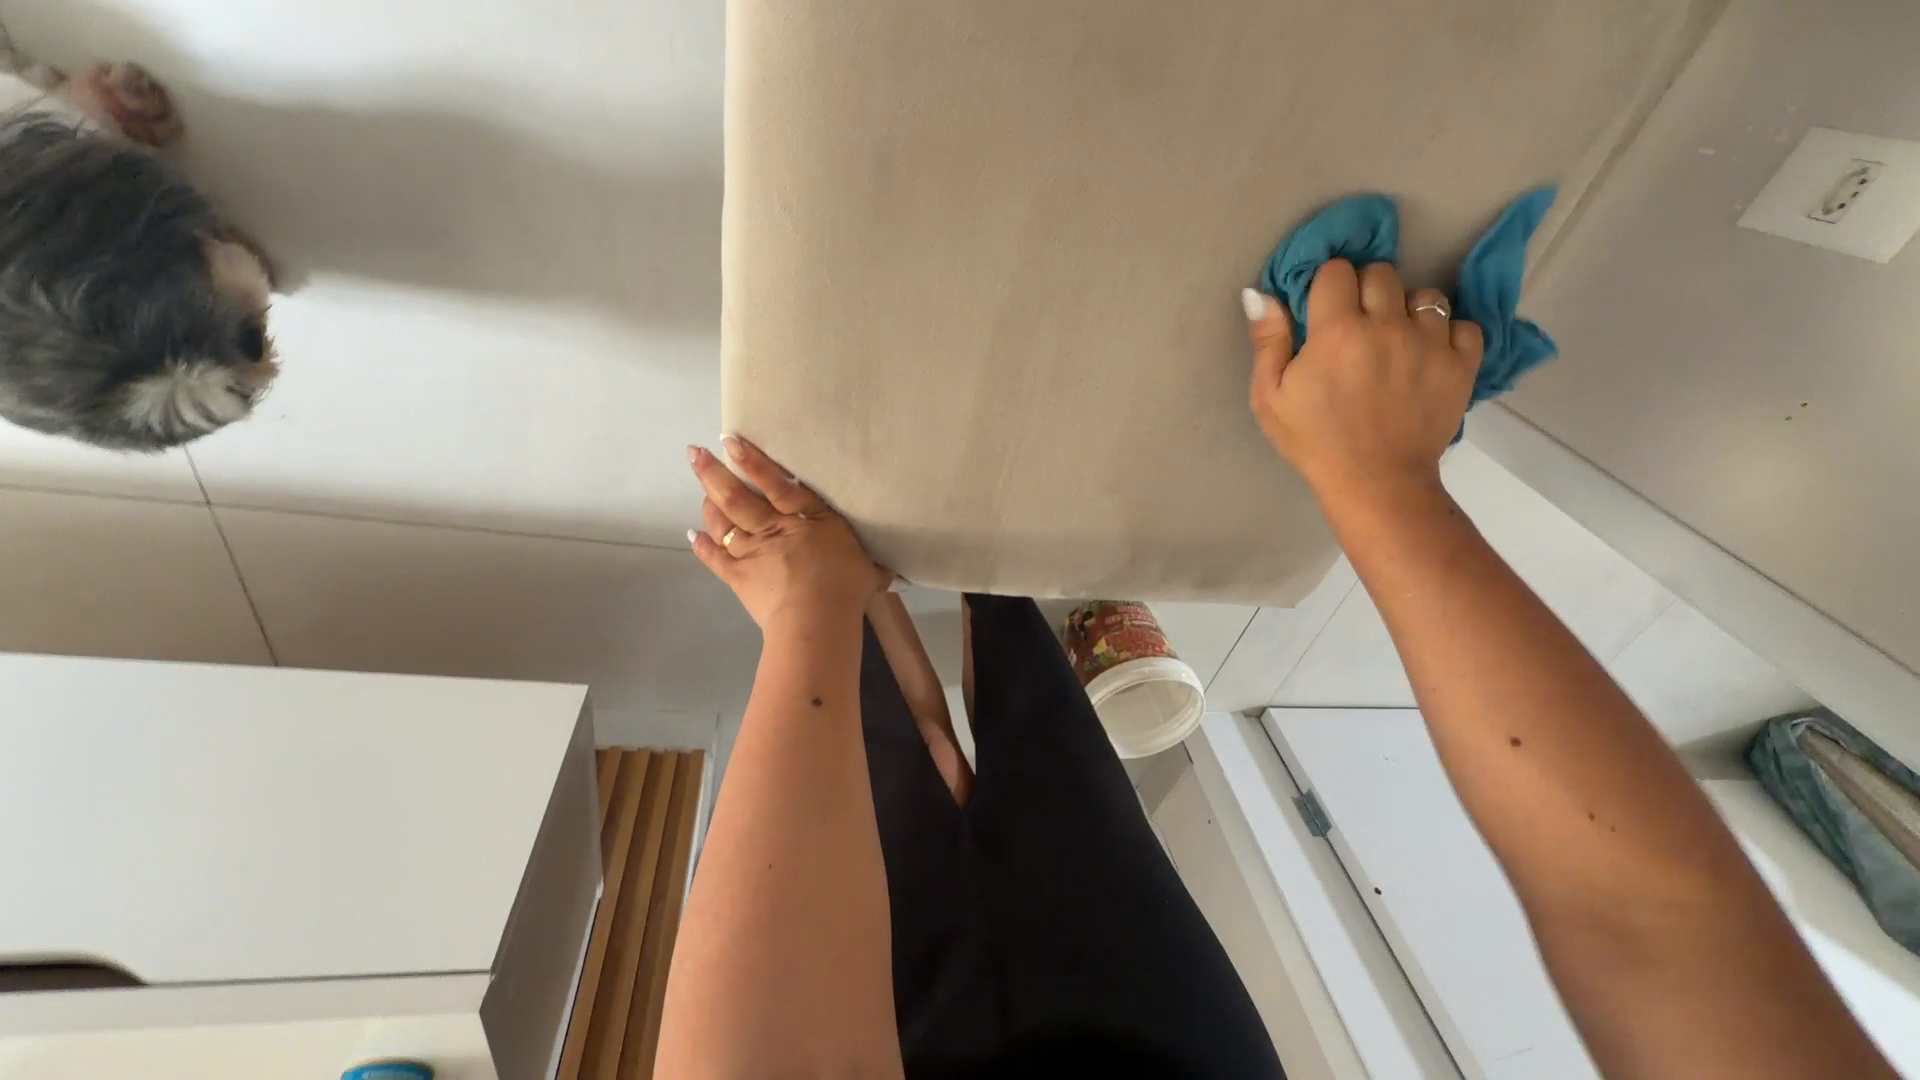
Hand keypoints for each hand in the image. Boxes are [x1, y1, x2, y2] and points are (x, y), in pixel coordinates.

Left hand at [688, 436, 890, 628]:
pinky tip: (695, 534)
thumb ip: (874, 568)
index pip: (778, 484)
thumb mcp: (869, 571)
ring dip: (708, 500)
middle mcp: (775, 528)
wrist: (816, 618)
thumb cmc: (846, 589)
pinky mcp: (738, 576)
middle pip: (739, 496)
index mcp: (809, 519)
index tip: (732, 442)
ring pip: (723, 520)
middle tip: (696, 452)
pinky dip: (703, 544)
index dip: (754, 462)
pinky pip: (715, 557)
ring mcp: (752, 551)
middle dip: (715, 473)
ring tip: (699, 483)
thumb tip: (894, 575)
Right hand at [1245, 260, 1483, 514]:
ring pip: (1424, 294)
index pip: (1336, 271)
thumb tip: (1259, 294)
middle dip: (1365, 291)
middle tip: (1355, 325)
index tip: (1322, 311)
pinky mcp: (1461, 362)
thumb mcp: (1270, 397)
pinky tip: (1426, 355)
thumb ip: (1267, 341)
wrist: (1376, 482)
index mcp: (1336, 332)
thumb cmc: (1314, 441)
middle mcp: (1387, 326)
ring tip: (1394, 341)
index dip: (1326, 286)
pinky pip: (1462, 323)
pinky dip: (1446, 333)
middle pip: (1382, 273)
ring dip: (1406, 311)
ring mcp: (1430, 342)